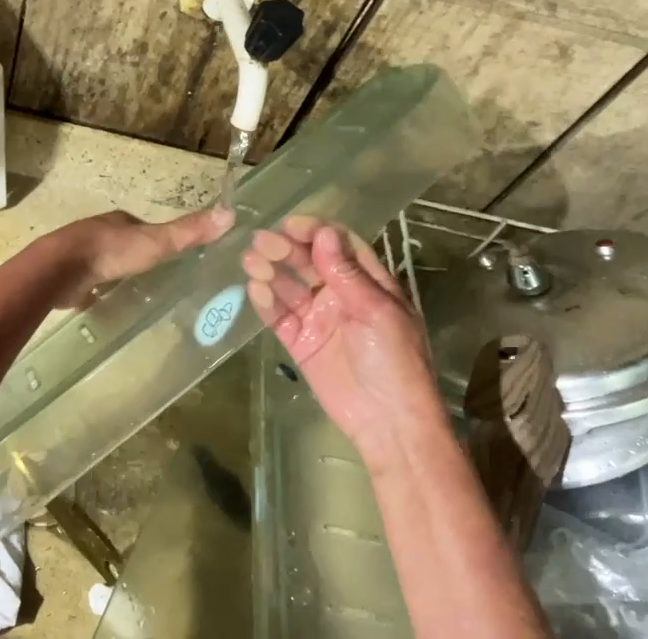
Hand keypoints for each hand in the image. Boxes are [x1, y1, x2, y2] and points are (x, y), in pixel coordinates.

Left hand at [38, 207, 234, 307]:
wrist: (60, 269)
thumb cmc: (110, 251)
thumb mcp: (155, 241)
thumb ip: (188, 232)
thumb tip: (229, 213)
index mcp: (120, 222)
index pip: (145, 229)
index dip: (160, 241)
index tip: (174, 258)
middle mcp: (99, 234)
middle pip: (125, 246)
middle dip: (138, 260)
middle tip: (157, 282)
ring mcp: (81, 256)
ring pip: (106, 265)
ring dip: (118, 276)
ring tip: (136, 295)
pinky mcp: (69, 278)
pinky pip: (89, 285)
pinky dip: (99, 292)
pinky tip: (108, 304)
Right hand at [243, 217, 444, 466]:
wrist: (389, 423)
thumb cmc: (396, 363)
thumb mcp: (377, 313)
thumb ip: (346, 274)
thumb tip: (324, 233)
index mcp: (368, 284)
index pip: (338, 246)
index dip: (315, 232)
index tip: (291, 225)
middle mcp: (340, 295)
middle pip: (308, 262)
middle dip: (286, 249)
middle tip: (263, 242)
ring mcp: (317, 318)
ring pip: (288, 286)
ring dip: (270, 270)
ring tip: (251, 260)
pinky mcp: (299, 342)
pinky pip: (278, 316)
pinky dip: (265, 302)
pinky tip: (255, 289)